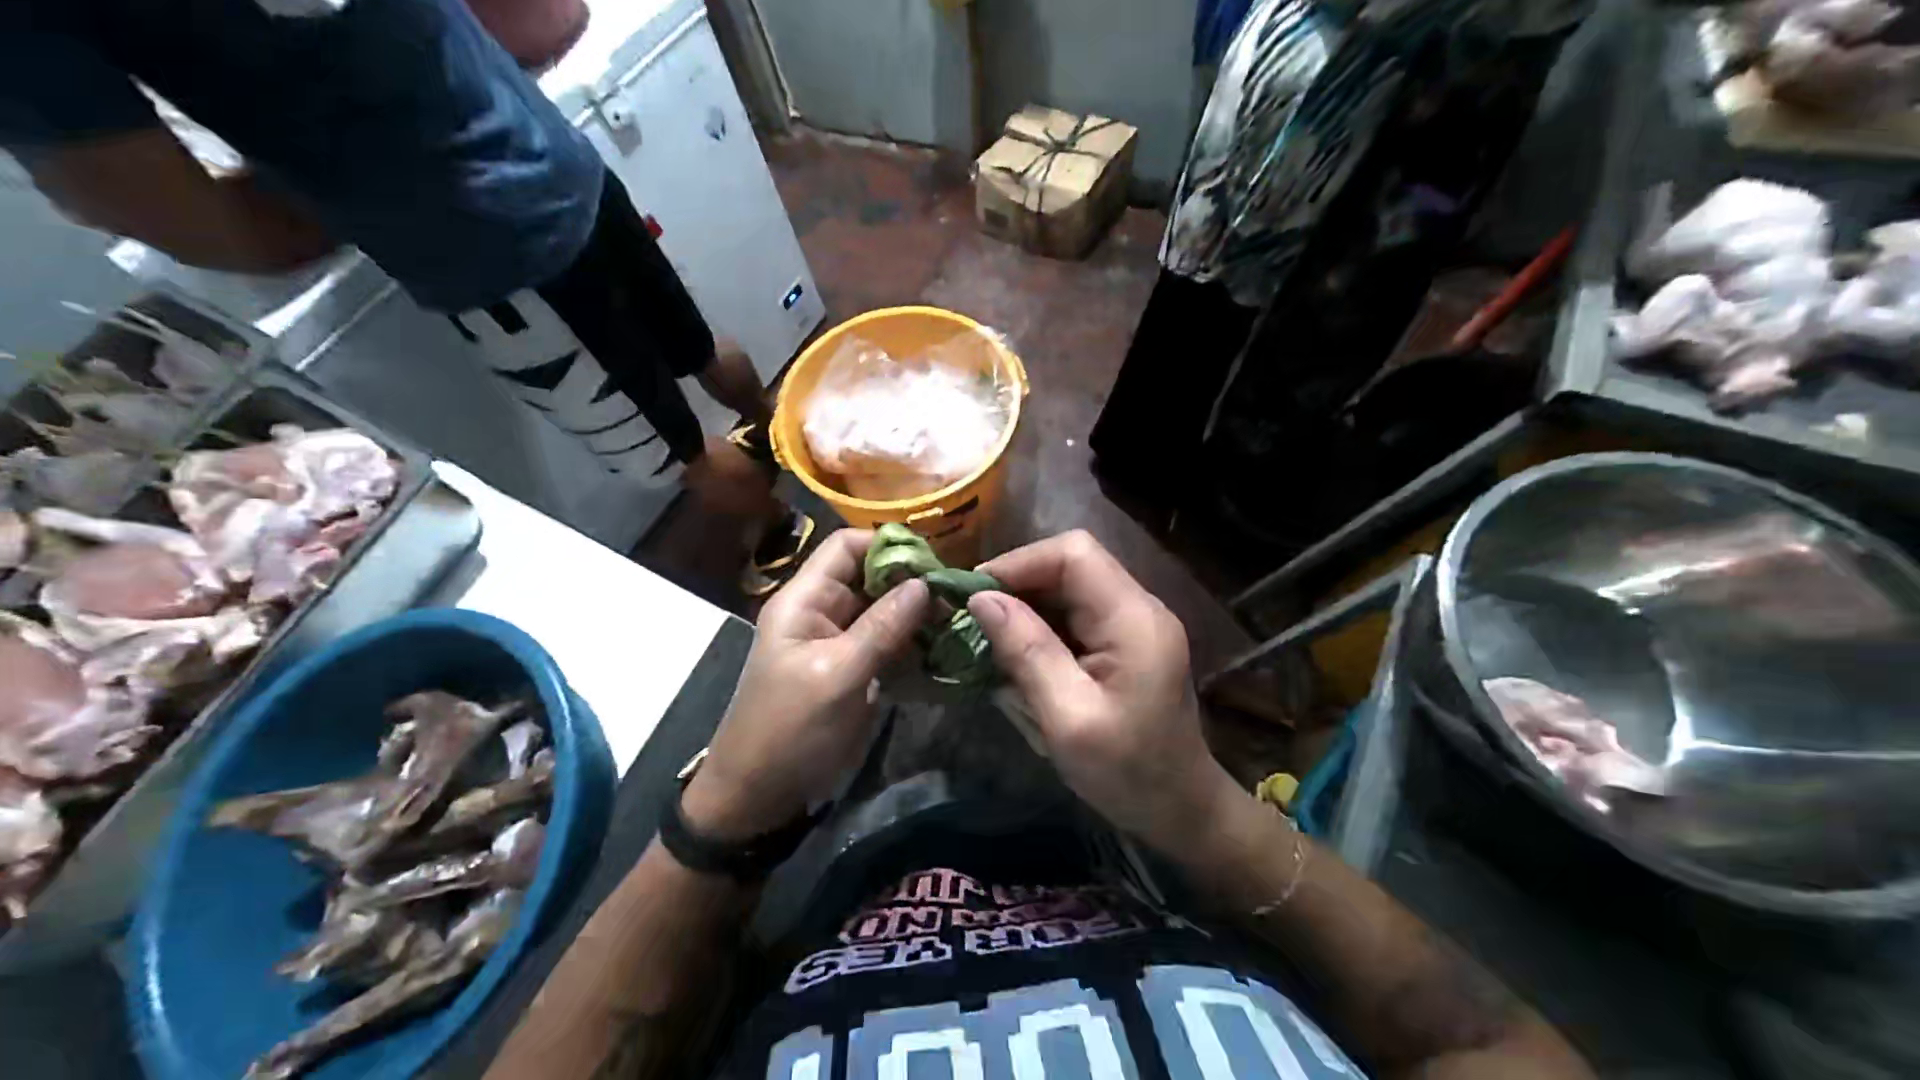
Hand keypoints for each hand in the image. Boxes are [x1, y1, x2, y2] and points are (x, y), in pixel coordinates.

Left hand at [681, 529, 928, 839]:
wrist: (759, 795)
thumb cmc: (789, 730)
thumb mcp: (837, 675)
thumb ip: (882, 627)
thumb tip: (925, 583)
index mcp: (805, 600)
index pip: (847, 546)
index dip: (889, 546)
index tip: (936, 563)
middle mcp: (822, 611)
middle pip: (871, 575)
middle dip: (913, 581)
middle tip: (958, 596)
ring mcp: (840, 641)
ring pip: (885, 609)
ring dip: (919, 613)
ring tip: (960, 621)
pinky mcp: (855, 669)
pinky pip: (888, 642)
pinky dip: (914, 642)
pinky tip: (945, 647)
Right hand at [968, 531, 1237, 855]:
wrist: (1180, 810)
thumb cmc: (1127, 773)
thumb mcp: (1068, 718)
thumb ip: (1027, 652)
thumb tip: (981, 598)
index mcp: (1134, 619)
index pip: (1073, 554)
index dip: (1019, 563)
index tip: (973, 595)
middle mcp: (1138, 607)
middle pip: (1070, 564)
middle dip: (1016, 585)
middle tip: (971, 618)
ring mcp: (1133, 622)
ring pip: (1067, 587)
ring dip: (1024, 606)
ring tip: (985, 637)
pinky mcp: (1123, 641)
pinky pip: (1074, 614)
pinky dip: (1039, 626)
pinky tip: (1015, 653)